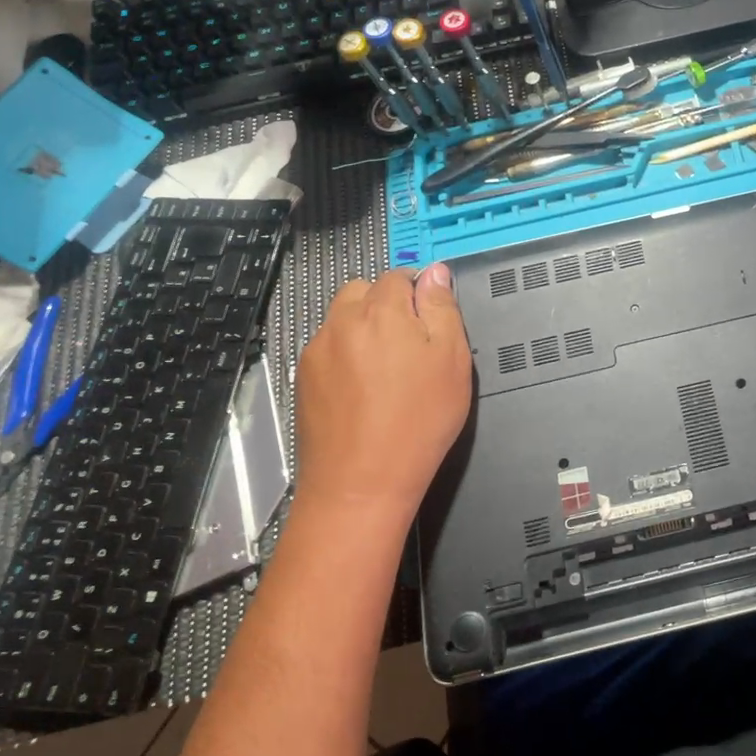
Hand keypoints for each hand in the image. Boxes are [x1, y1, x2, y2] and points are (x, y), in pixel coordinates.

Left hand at [294, 264, 470, 519]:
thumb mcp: (452, 360)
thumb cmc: (419, 421)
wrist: (361, 483)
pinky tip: (364, 388)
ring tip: (387, 367)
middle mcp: (343, 321)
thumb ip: (442, 308)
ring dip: (364, 327)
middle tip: (412, 344)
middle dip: (387, 304)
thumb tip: (435, 273)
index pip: (399, 276)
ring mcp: (318, 349)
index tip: (433, 321)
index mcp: (382, 310)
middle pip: (364, 290)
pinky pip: (328, 347)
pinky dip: (347, 354)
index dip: (419, 292)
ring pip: (343, 318)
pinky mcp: (304, 377)